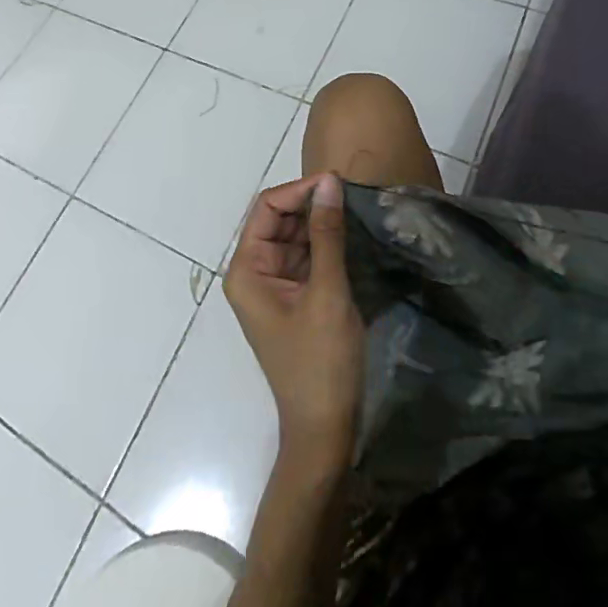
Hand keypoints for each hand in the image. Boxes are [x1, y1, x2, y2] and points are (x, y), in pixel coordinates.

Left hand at [225, 174, 364, 471]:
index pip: (267, 209)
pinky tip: (355, 236)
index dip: (300, 190)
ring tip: (360, 212)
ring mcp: (277, 286)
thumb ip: (327, 235)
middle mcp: (256, 273)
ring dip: (324, 222)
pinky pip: (310, 257)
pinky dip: (329, 243)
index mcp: (247, 271)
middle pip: (280, 219)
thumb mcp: (327, 292)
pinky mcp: (298, 297)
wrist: (325, 423)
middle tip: (356, 196)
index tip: (340, 184)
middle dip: (313, 203)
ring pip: (297, 236)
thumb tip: (330, 182)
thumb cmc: (320, 360)